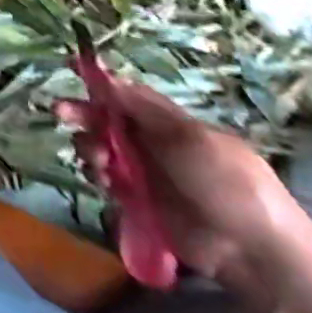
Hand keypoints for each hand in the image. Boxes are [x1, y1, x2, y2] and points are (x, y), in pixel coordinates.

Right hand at [57, 78, 311, 289]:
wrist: (251, 248)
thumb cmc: (225, 179)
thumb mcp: (187, 135)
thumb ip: (142, 107)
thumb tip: (109, 74)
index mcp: (167, 120)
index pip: (126, 93)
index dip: (99, 80)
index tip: (70, 64)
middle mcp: (152, 143)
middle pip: (107, 120)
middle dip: (83, 113)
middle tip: (60, 112)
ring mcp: (145, 174)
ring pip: (102, 150)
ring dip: (90, 147)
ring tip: (96, 159)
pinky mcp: (140, 205)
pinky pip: (108, 182)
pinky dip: (99, 176)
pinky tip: (103, 179)